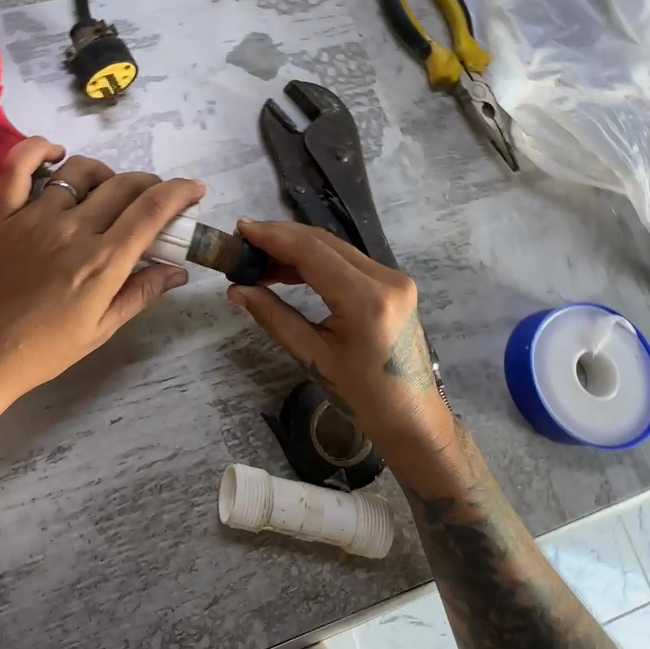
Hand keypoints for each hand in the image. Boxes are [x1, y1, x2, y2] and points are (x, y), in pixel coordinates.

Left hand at [0, 137, 204, 409]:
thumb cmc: (46, 350)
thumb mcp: (102, 329)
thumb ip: (141, 292)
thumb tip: (178, 269)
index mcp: (103, 261)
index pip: (151, 210)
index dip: (179, 192)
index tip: (194, 189)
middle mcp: (73, 229)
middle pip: (122, 186)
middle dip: (150, 184)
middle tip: (155, 197)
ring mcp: (35, 217)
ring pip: (79, 172)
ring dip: (104, 174)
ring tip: (108, 189)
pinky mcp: (3, 215)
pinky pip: (18, 168)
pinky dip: (37, 150)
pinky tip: (55, 152)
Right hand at [227, 219, 451, 450]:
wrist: (413, 419)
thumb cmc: (363, 396)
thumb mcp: (314, 357)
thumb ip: (274, 317)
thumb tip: (237, 290)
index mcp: (366, 300)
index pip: (311, 251)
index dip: (273, 236)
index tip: (241, 228)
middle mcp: (385, 278)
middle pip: (323, 242)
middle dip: (281, 238)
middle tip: (243, 242)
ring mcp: (394, 278)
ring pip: (335, 248)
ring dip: (296, 248)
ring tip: (259, 259)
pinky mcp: (393, 284)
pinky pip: (347, 261)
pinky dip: (315, 261)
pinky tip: (287, 271)